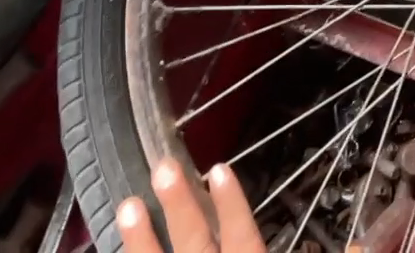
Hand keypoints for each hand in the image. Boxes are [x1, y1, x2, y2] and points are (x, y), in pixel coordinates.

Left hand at [116, 160, 263, 252]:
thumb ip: (265, 242)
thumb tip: (297, 230)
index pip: (241, 235)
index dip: (232, 203)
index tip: (219, 168)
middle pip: (195, 242)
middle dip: (179, 207)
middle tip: (164, 170)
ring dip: (140, 239)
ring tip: (128, 206)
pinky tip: (118, 247)